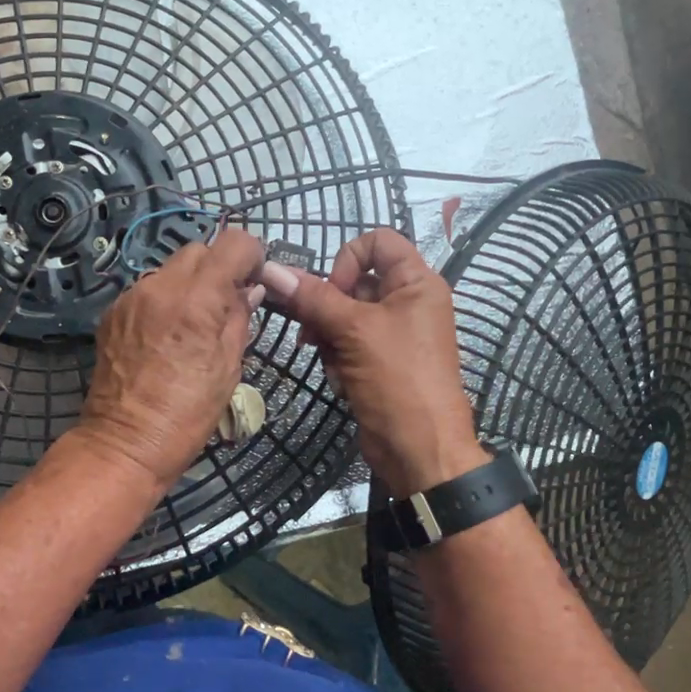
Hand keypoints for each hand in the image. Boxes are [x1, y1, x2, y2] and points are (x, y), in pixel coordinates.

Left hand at [74, 228, 266, 487]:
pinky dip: (164, 300)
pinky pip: (148, 290)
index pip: (233, 242)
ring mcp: (131, 297)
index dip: (250, 255)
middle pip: (198, 250)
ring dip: (189, 284)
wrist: (124, 445)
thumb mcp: (229, 368)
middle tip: (226, 303)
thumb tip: (249, 289)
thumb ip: (239, 318)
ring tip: (194, 324)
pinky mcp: (113, 313)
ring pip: (170, 269)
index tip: (254, 280)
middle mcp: (160, 286)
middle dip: (218, 268)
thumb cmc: (187, 414)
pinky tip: (166, 335)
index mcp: (196, 299)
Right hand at [259, 228, 485, 496]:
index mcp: (416, 282)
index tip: (335, 290)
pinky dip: (337, 357)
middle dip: (328, 304)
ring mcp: (394, 333)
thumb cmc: (398, 379)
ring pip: (344, 314)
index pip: (378, 241)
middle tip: (314, 330)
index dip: (349, 258)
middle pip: (355, 280)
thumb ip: (312, 297)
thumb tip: (271, 269)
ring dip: (328, 335)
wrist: (420, 450)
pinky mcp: (380, 361)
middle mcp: (407, 301)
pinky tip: (340, 379)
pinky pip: (347, 343)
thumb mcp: (354, 331)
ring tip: (330, 359)